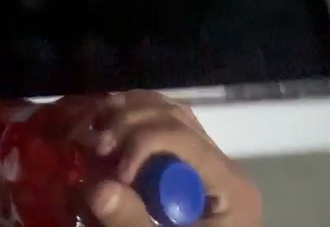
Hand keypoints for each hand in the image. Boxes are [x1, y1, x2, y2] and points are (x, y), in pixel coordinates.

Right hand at [77, 92, 261, 226]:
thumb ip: (134, 223)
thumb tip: (98, 188)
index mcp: (232, 187)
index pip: (183, 137)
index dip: (142, 140)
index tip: (114, 171)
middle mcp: (225, 166)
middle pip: (174, 119)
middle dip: (130, 123)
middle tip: (97, 146)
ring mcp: (210, 164)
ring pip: (169, 114)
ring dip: (129, 114)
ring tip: (98, 129)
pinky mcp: (192, 170)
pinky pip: (165, 129)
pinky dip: (136, 122)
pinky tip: (111, 127)